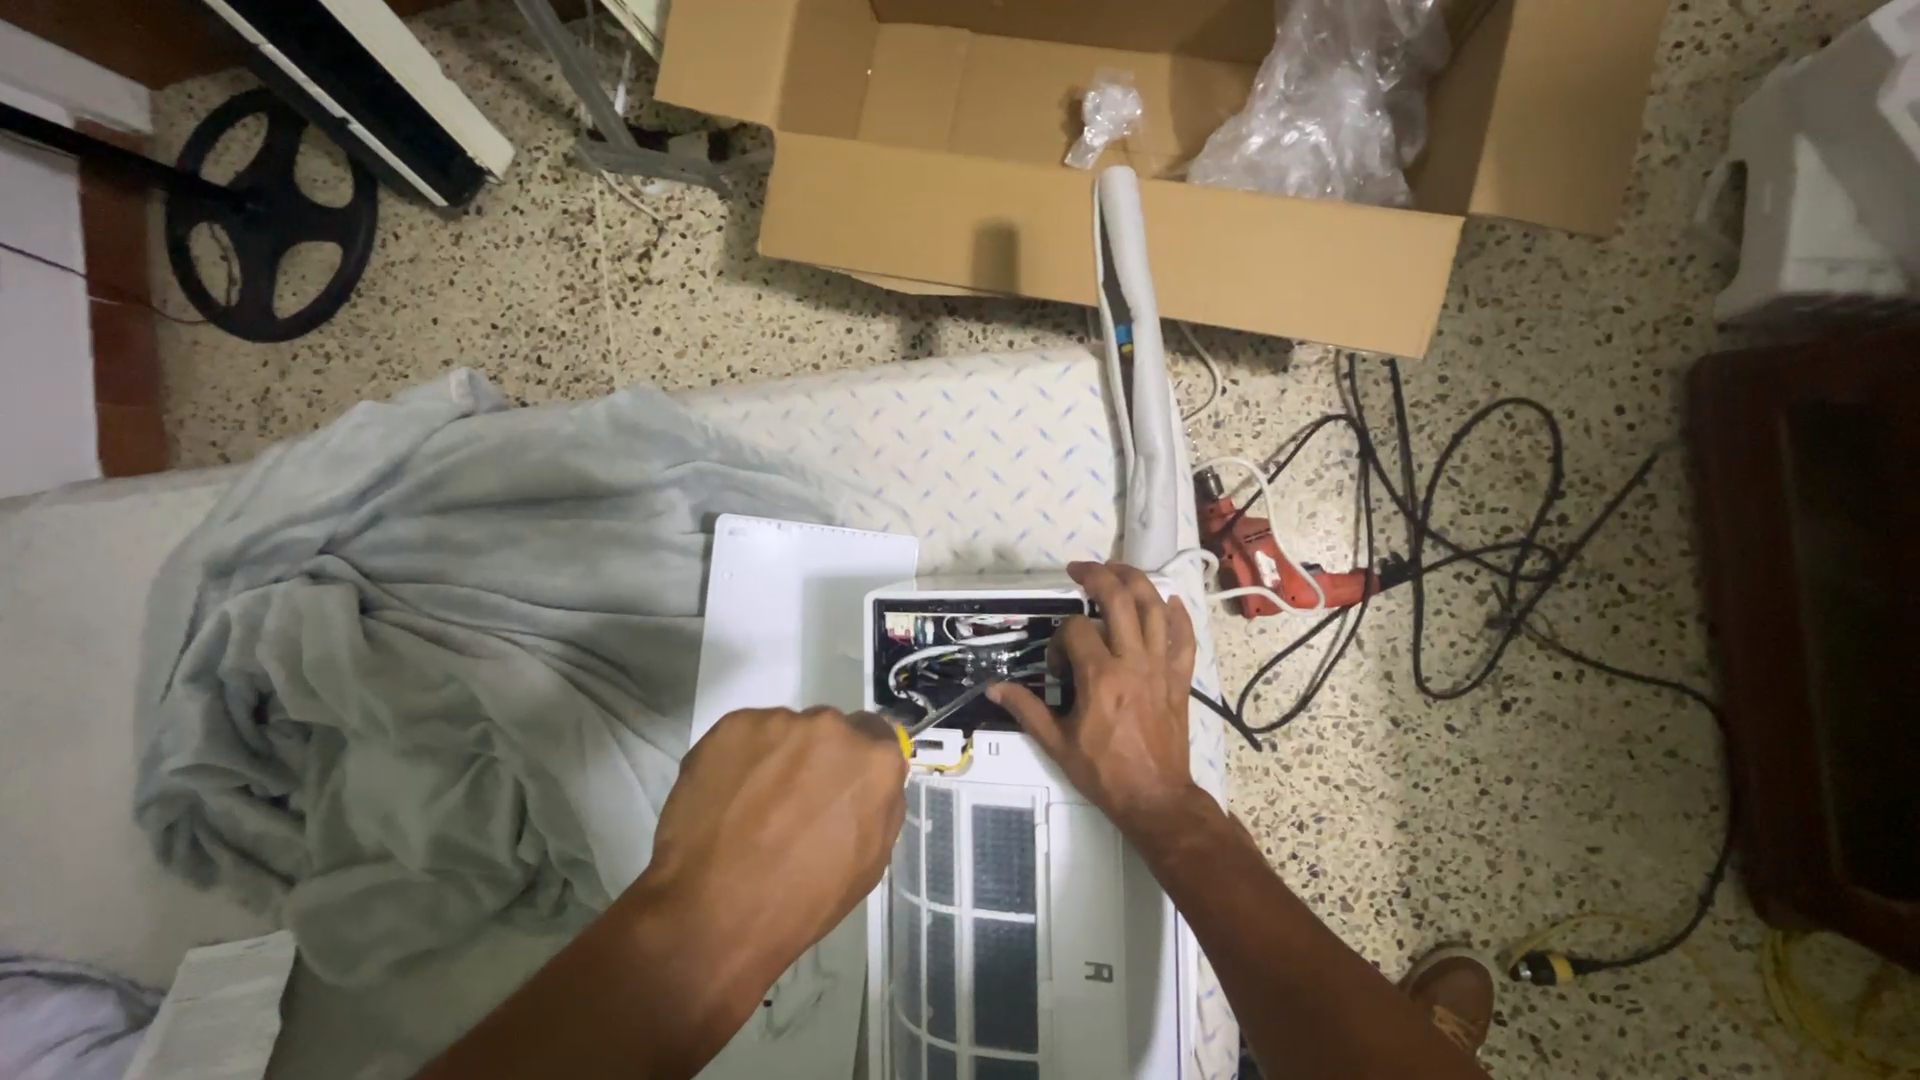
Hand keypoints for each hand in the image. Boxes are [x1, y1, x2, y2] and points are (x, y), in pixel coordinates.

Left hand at [630, 707, 906, 987]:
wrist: (714, 912)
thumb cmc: (803, 900)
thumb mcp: (869, 862)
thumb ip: (879, 805)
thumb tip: (868, 783)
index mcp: (875, 761)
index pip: (876, 738)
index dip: (855, 764)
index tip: (836, 787)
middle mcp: (832, 728)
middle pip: (829, 732)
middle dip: (815, 759)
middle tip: (791, 803)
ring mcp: (779, 723)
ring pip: (784, 733)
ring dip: (776, 759)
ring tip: (750, 807)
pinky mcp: (732, 726)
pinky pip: (744, 737)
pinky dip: (738, 761)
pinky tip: (725, 800)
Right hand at [989, 561, 1203, 833]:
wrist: (1155, 798)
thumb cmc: (1104, 772)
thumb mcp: (1057, 744)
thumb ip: (1027, 709)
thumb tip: (995, 688)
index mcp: (1101, 676)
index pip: (1076, 630)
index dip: (1059, 640)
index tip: (1057, 666)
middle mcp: (1134, 661)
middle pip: (1119, 599)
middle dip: (1098, 576)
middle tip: (1079, 570)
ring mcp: (1161, 667)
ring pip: (1154, 608)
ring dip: (1136, 581)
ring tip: (1117, 569)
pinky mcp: (1180, 678)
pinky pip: (1184, 638)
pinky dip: (1178, 615)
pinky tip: (1168, 601)